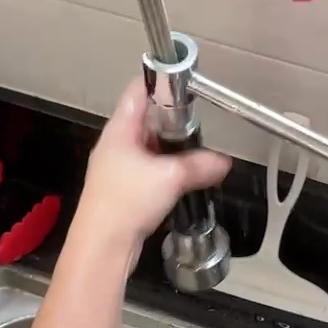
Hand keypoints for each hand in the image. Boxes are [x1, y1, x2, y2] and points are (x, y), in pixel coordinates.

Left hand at [67, 81, 230, 261]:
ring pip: (150, 150)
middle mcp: (116, 145)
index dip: (162, 82)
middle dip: (174, 123)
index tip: (187, 85)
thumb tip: (224, 162)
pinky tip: (181, 183)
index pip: (139, 90)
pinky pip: (148, 173)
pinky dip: (166, 174)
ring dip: (172, 152)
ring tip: (196, 156)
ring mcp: (118, 169)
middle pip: (148, 120)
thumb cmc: (126, 203)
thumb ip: (199, 166)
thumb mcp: (170, 178)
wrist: (103, 246)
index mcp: (120, 129)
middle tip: (200, 128)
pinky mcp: (124, 192)